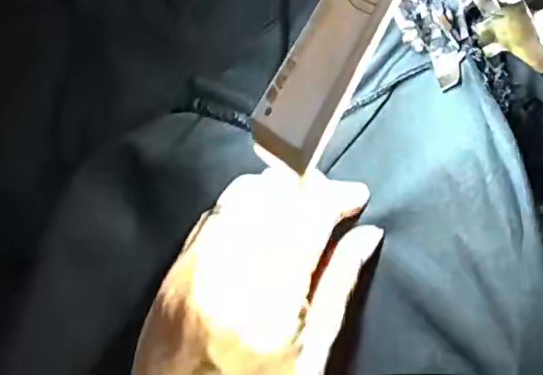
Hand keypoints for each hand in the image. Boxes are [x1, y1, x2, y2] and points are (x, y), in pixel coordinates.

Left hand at [133, 171, 383, 374]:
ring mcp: (196, 266)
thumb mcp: (311, 357)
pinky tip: (260, 220)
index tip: (355, 194)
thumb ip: (339, 286)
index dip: (336, 194)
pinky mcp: (175, 266)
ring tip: (297, 206)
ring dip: (277, 187)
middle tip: (328, 199)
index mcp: (271, 302)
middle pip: (276, 190)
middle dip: (309, 185)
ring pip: (245, 189)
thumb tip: (368, 234)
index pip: (308, 213)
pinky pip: (217, 209)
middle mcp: (229, 273)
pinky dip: (244, 203)